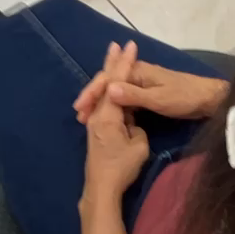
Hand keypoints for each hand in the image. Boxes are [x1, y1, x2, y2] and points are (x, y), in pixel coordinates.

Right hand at [74, 58, 228, 122]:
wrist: (207, 100)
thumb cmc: (184, 98)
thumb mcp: (159, 99)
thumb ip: (134, 96)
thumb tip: (109, 90)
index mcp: (137, 72)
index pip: (107, 79)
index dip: (92, 93)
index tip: (80, 109)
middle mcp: (136, 74)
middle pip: (108, 84)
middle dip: (93, 98)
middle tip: (80, 116)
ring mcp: (141, 84)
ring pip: (115, 92)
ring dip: (101, 103)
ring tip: (88, 118)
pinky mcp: (146, 94)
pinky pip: (124, 99)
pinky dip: (113, 108)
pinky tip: (107, 117)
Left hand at [81, 41, 151, 207]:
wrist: (101, 188)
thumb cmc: (121, 168)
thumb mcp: (139, 147)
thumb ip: (138, 128)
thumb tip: (133, 124)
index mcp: (108, 115)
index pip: (118, 83)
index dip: (125, 64)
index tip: (131, 46)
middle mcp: (98, 115)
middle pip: (105, 84)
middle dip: (112, 64)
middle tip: (116, 45)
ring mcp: (95, 124)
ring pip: (103, 94)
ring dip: (110, 77)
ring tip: (114, 61)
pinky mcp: (96, 132)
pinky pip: (103, 105)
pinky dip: (109, 92)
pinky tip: (112, 90)